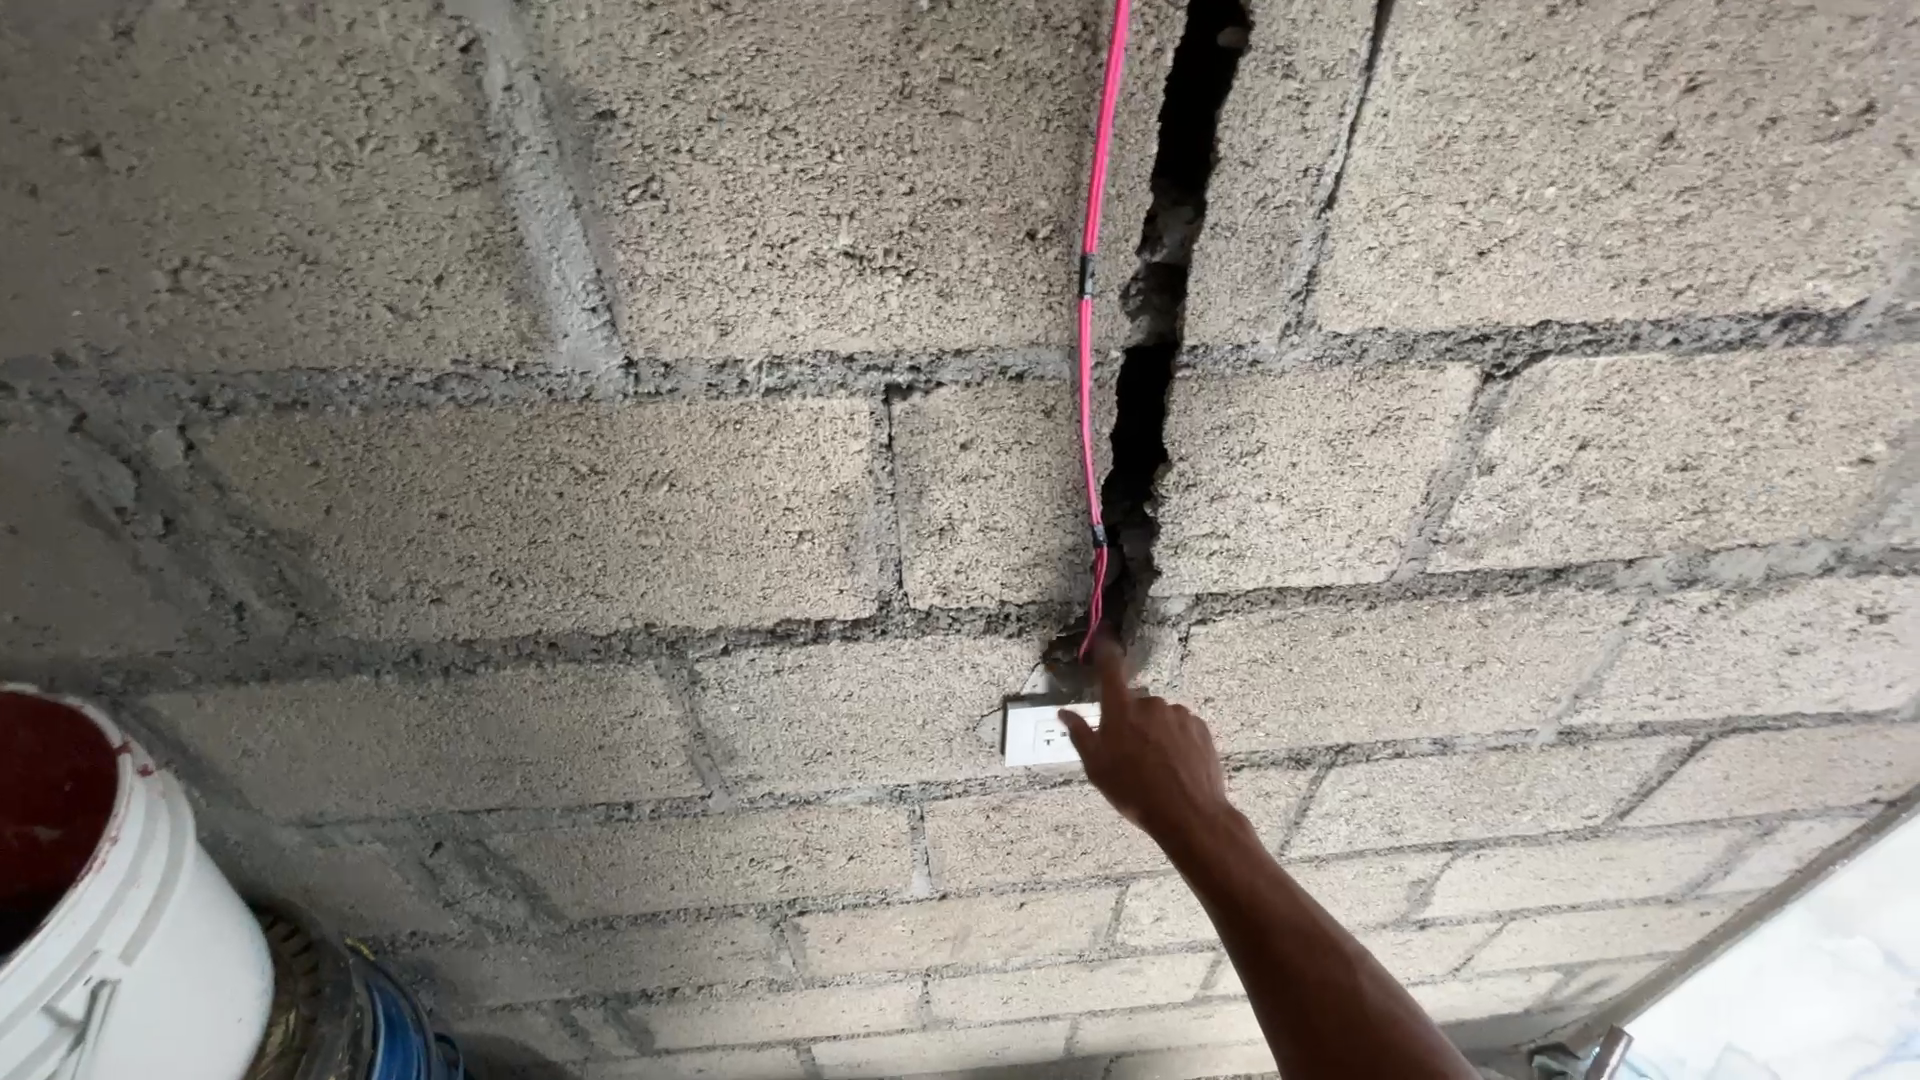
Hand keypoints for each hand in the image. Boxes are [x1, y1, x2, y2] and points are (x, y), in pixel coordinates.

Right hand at [1057, 639, 1233, 845]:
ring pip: (1160, 717)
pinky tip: (1176, 766)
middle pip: (1136, 704)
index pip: (1110, 671)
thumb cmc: (1134, 792)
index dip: (1105, 652)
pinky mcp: (1201, 728)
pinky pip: (1182, 727)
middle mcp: (1150, 704)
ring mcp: (1178, 714)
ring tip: (1157, 766)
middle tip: (1131, 754)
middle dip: (1132, 721)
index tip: (1104, 635)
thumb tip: (1064, 713)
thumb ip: (1080, 735)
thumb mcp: (1096, 768)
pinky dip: (1177, 740)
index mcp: (1121, 710)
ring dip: (1156, 732)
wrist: (1189, 815)